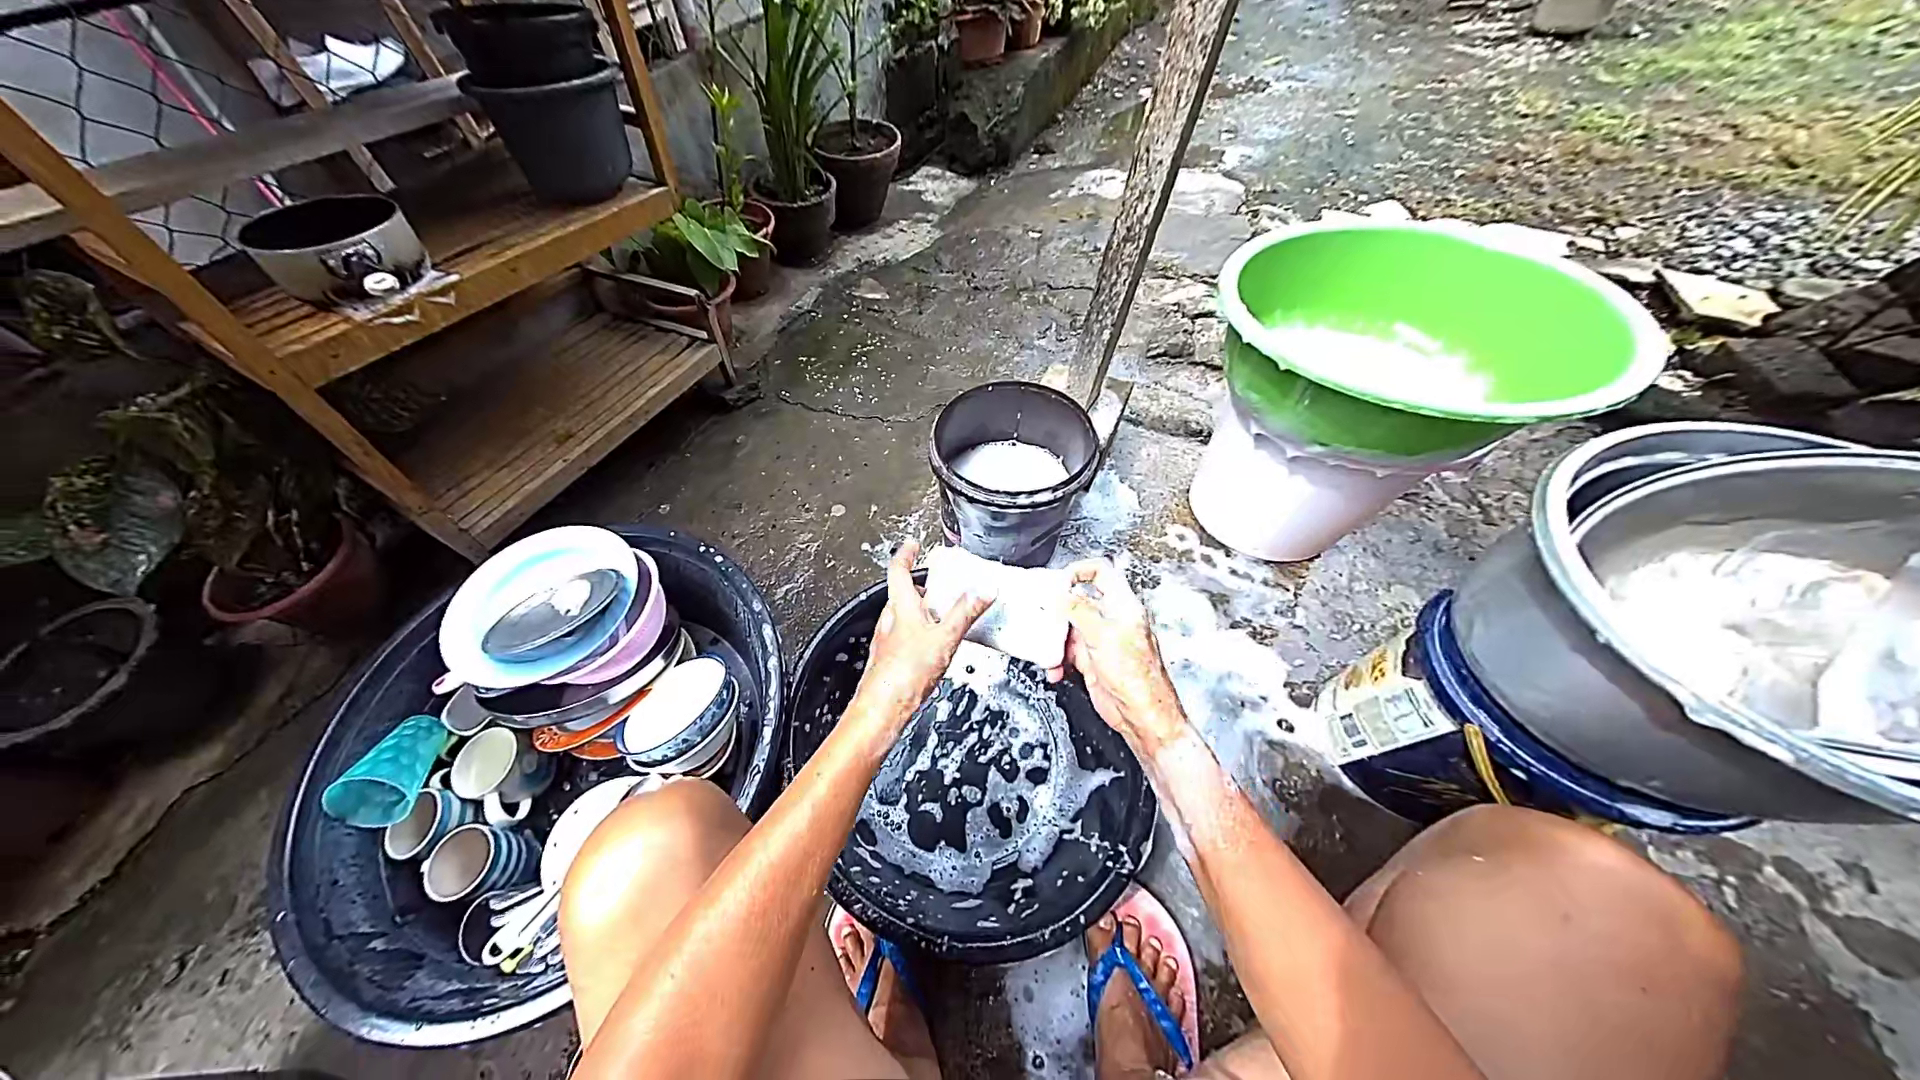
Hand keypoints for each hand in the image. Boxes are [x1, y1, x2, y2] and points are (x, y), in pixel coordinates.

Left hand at [850, 540, 993, 730]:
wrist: (882, 708)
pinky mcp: (889, 660)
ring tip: (938, 615)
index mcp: (901, 607)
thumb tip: (983, 590)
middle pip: (901, 593)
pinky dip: (917, 633)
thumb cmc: (905, 673)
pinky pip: (903, 637)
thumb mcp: (945, 637)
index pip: (898, 570)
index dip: (906, 555)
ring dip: (918, 610)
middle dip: (919, 586)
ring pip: (902, 616)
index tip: (912, 545)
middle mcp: (890, 620)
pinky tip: (929, 649)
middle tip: (934, 583)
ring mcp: (887, 641)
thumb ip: (964, 612)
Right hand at [1061, 558, 1189, 752]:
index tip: (1059, 583)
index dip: (1078, 571)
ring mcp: (1101, 640)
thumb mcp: (1103, 635)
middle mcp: (1112, 620)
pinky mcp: (1092, 660)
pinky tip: (1056, 668)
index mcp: (1123, 607)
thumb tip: (1062, 594)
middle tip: (1045, 617)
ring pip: (1069, 628)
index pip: (1100, 572)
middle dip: (1058, 611)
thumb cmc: (1139, 680)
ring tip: (1051, 652)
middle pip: (1078, 601)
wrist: (1142, 716)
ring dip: (1054, 640)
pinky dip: (1057, 659)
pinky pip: (1067, 652)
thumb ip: (1080, 610)